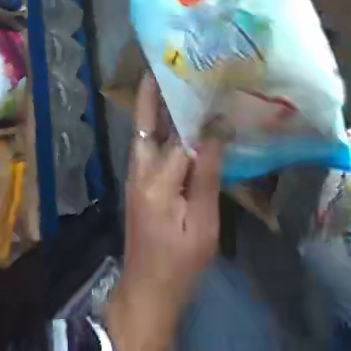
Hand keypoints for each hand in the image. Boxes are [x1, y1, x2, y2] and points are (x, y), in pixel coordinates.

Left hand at [104, 72, 224, 350]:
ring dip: (157, 104)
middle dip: (154, 90)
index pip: (175, 134)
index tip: (205, 78)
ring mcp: (135, 173)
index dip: (190, 108)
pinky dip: (161, 127)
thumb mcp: (203, 225)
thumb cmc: (180, 262)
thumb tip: (214, 131)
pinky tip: (178, 119)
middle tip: (168, 59)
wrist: (148, 290)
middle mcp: (138, 168)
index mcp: (155, 179)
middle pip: (145, 121)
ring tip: (178, 80)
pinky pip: (150, 145)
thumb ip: (206, 176)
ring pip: (145, 130)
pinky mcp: (139, 181)